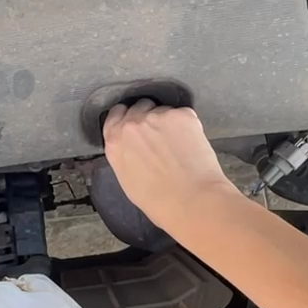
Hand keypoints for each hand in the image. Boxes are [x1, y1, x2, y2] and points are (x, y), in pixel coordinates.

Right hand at [102, 100, 241, 230]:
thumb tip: (132, 147)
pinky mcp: (182, 115)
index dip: (126, 117)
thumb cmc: (160, 200)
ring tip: (178, 145)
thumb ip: (124, 154)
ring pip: (162, 109)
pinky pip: (183, 114)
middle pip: (139, 106)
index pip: (115, 114)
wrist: (191, 200)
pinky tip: (190, 145)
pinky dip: (187, 126)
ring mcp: (158, 116)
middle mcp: (133, 123)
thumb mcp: (126, 179)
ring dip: (168, 122)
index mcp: (115, 141)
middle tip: (159, 137)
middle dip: (148, 117)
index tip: (132, 121)